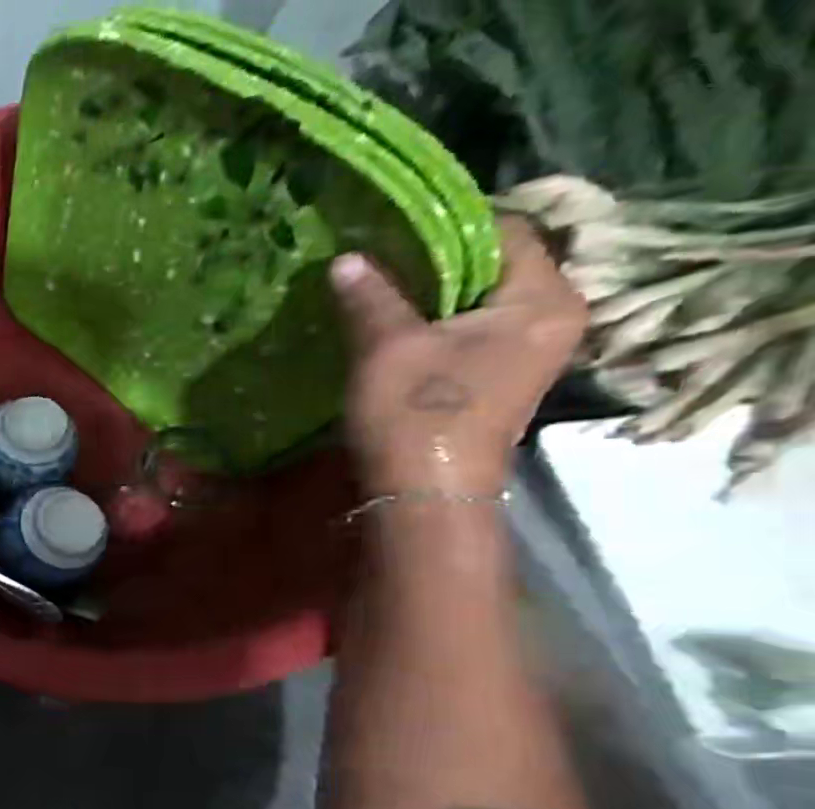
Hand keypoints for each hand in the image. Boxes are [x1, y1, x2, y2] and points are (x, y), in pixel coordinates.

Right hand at [331, 218, 587, 496]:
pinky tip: (392, 320)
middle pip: (495, 262)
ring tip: (378, 284)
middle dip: (435, 257)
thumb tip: (347, 258)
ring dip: (430, 289)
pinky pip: (472, 325)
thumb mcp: (387, 348)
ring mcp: (529, 347)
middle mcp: (552, 315)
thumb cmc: (417, 415)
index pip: (505, 230)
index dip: (447, 222)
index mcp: (542, 299)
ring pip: (479, 296)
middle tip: (378, 252)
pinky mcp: (501, 373)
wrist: (423, 494)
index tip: (391, 225)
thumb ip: (371, 296)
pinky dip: (434, 317)